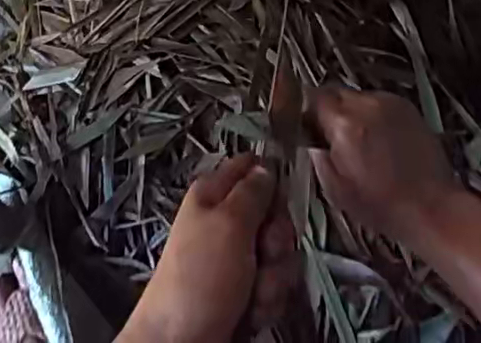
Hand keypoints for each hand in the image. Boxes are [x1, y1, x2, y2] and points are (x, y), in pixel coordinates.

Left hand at [118, 154, 297, 342]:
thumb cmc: (201, 276)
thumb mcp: (228, 224)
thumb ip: (253, 192)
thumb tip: (266, 165)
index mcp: (214, 193)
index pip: (252, 167)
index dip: (271, 180)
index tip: (276, 201)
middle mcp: (227, 220)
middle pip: (274, 214)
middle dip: (277, 240)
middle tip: (264, 255)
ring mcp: (237, 258)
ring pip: (279, 254)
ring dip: (273, 278)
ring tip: (253, 295)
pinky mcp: (246, 292)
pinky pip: (275, 285)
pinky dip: (268, 301)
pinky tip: (253, 313)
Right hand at [307, 87, 461, 247]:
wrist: (432, 207)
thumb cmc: (380, 205)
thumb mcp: (335, 189)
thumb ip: (317, 155)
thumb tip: (309, 135)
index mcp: (344, 124)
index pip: (314, 96)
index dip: (310, 112)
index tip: (312, 129)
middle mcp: (365, 104)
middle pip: (335, 92)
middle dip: (331, 110)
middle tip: (337, 137)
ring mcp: (388, 101)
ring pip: (357, 96)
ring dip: (353, 112)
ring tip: (363, 141)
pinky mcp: (406, 105)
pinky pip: (378, 101)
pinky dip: (374, 114)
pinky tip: (382, 139)